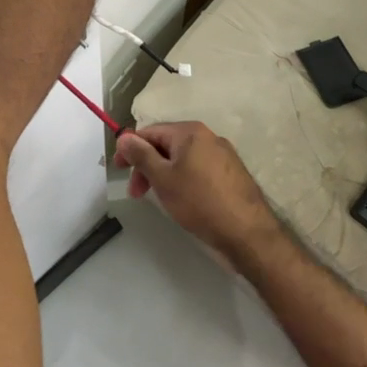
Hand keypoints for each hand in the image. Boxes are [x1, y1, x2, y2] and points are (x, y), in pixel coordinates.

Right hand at [115, 122, 280, 260]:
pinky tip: (183, 200)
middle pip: (166, 145)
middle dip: (147, 166)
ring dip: (164, 175)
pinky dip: (184, 180)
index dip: (130, 149)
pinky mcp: (232, 174)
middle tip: (137, 192)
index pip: (150, 132)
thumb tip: (123, 136)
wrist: (248, 234)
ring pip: (183, 159)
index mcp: (190, 132)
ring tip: (160, 198)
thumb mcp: (162, 178)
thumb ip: (140, 155)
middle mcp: (209, 137)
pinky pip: (199, 170)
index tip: (119, 170)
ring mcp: (224, 155)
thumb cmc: (199, 202)